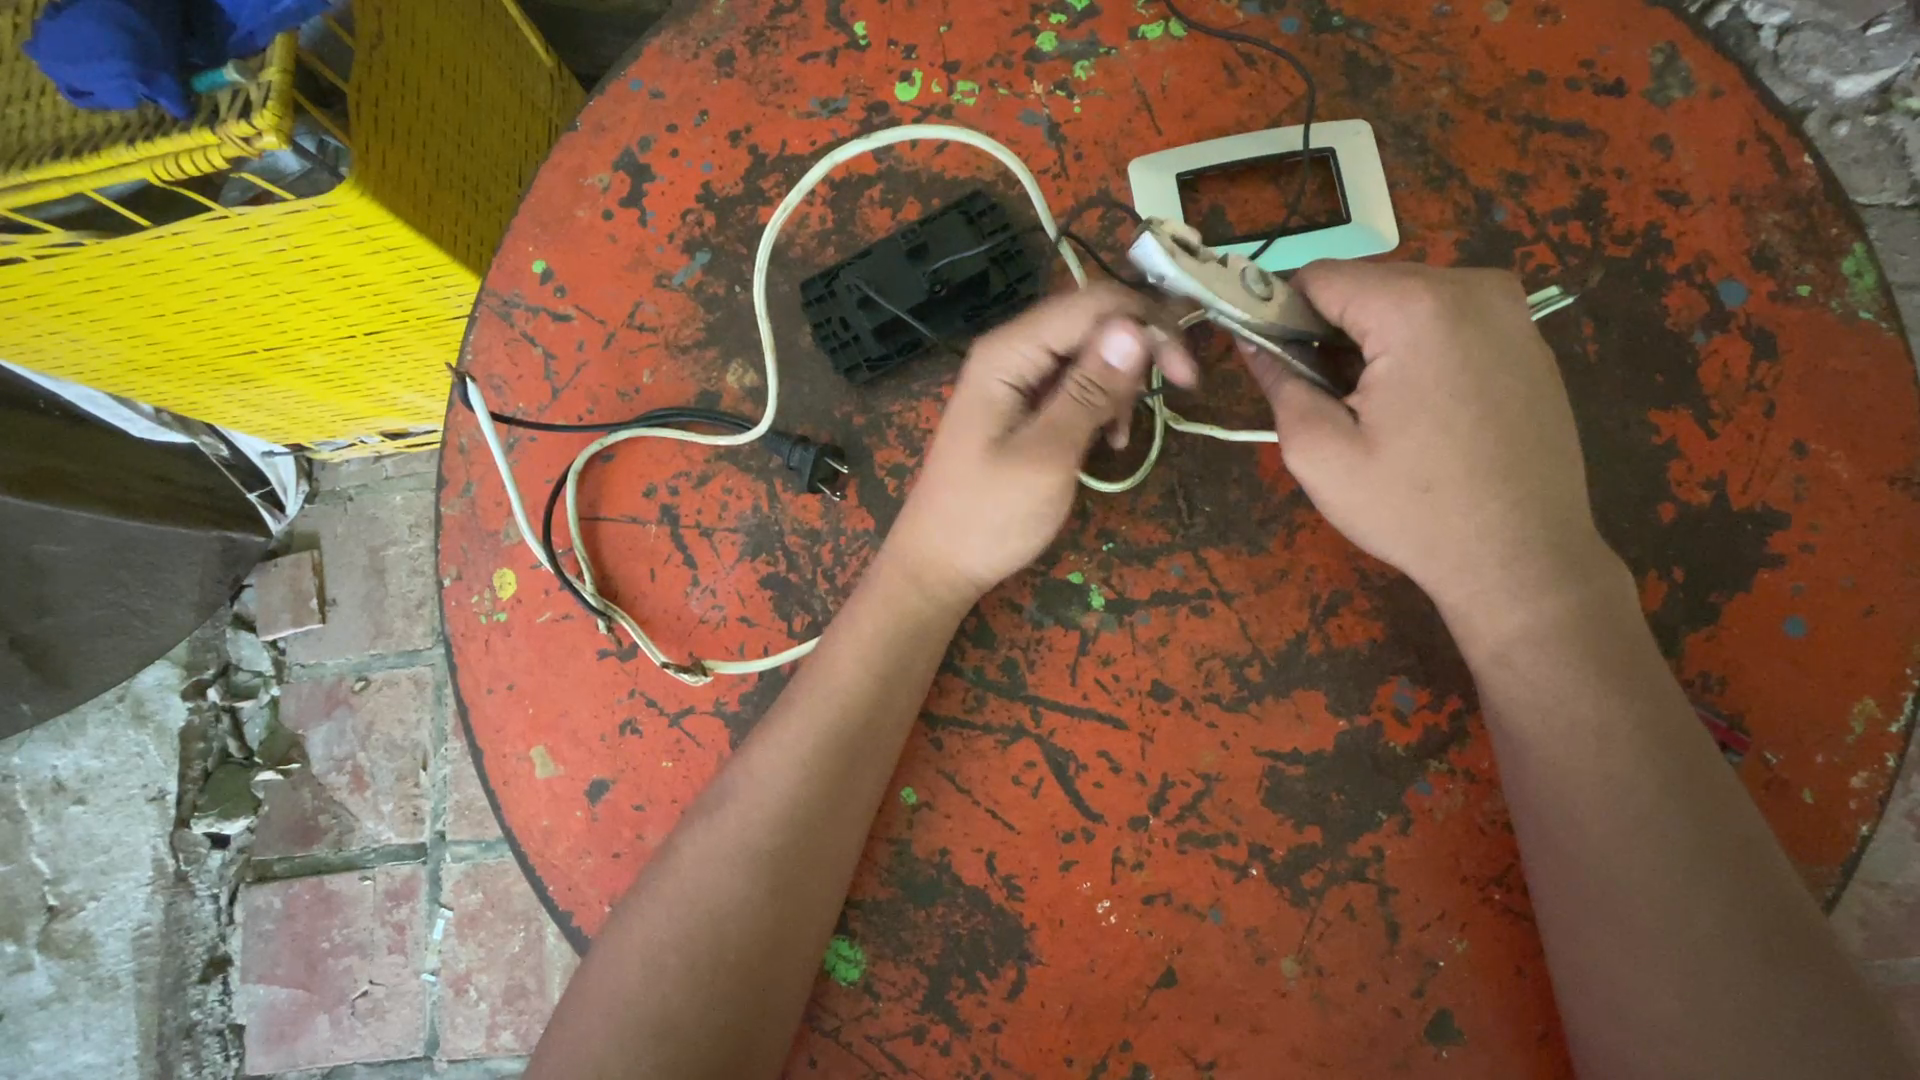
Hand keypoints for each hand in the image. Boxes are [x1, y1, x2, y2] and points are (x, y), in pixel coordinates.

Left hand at [882, 285, 1197, 609]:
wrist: (940, 564)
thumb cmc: (989, 517)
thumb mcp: (1046, 456)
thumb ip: (1089, 392)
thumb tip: (1135, 329)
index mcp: (1008, 353)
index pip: (1093, 304)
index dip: (1148, 325)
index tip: (1186, 374)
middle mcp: (1010, 353)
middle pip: (1093, 322)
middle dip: (1140, 351)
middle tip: (1177, 394)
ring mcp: (1015, 381)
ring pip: (1088, 354)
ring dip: (1121, 384)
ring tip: (1122, 435)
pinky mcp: (1022, 408)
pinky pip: (1073, 386)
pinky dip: (1100, 406)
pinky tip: (1108, 442)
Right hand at [1243, 261, 1622, 629]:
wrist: (1521, 556)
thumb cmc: (1411, 507)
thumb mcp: (1318, 451)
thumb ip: (1278, 381)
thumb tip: (1250, 341)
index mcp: (1416, 306)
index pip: (1317, 275)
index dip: (1280, 315)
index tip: (1275, 366)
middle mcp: (1472, 286)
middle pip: (1362, 285)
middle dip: (1328, 331)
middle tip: (1324, 400)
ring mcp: (1510, 309)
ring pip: (1401, 301)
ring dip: (1368, 342)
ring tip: (1370, 411)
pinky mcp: (1526, 336)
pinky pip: (1443, 320)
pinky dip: (1411, 349)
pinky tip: (1414, 410)